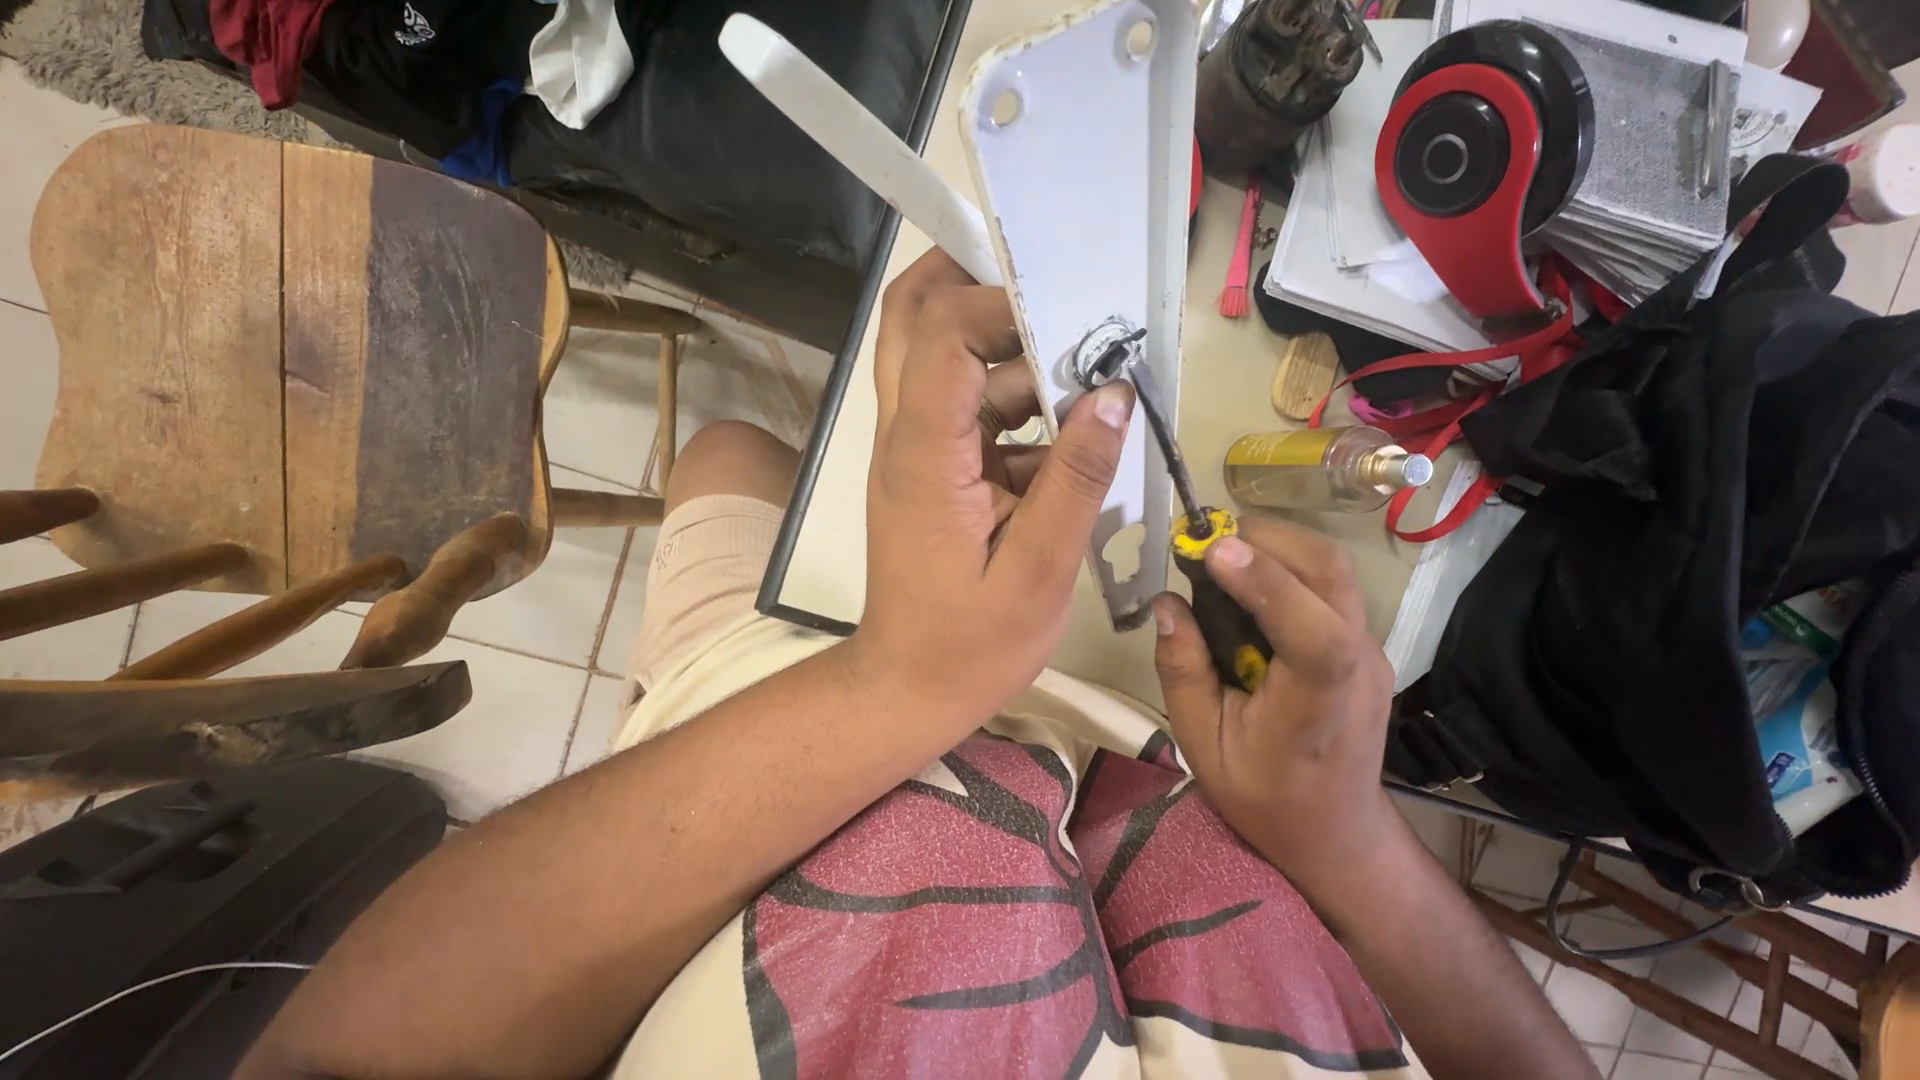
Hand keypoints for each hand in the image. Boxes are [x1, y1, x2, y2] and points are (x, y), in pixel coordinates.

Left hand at [849, 249, 1134, 727]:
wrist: (909, 687)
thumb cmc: (970, 644)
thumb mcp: (1038, 571)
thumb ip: (1076, 480)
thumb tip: (1113, 397)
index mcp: (924, 454)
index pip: (941, 333)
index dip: (998, 300)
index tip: (1069, 312)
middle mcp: (905, 436)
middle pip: (912, 320)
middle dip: (969, 283)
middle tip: (1046, 281)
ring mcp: (913, 451)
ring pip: (941, 360)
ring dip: (1006, 351)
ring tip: (1083, 363)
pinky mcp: (930, 471)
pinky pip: (965, 410)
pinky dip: (1012, 402)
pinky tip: (1068, 428)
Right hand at [1151, 516, 1402, 878]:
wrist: (1335, 833)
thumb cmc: (1264, 797)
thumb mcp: (1203, 745)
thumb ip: (1183, 672)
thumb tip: (1166, 603)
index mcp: (1317, 702)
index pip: (1312, 630)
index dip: (1267, 582)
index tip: (1211, 551)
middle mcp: (1358, 664)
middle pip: (1331, 573)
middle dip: (1268, 539)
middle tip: (1205, 539)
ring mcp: (1369, 651)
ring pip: (1335, 570)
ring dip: (1278, 546)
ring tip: (1221, 553)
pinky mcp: (1363, 646)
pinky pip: (1331, 587)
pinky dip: (1288, 566)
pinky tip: (1248, 582)